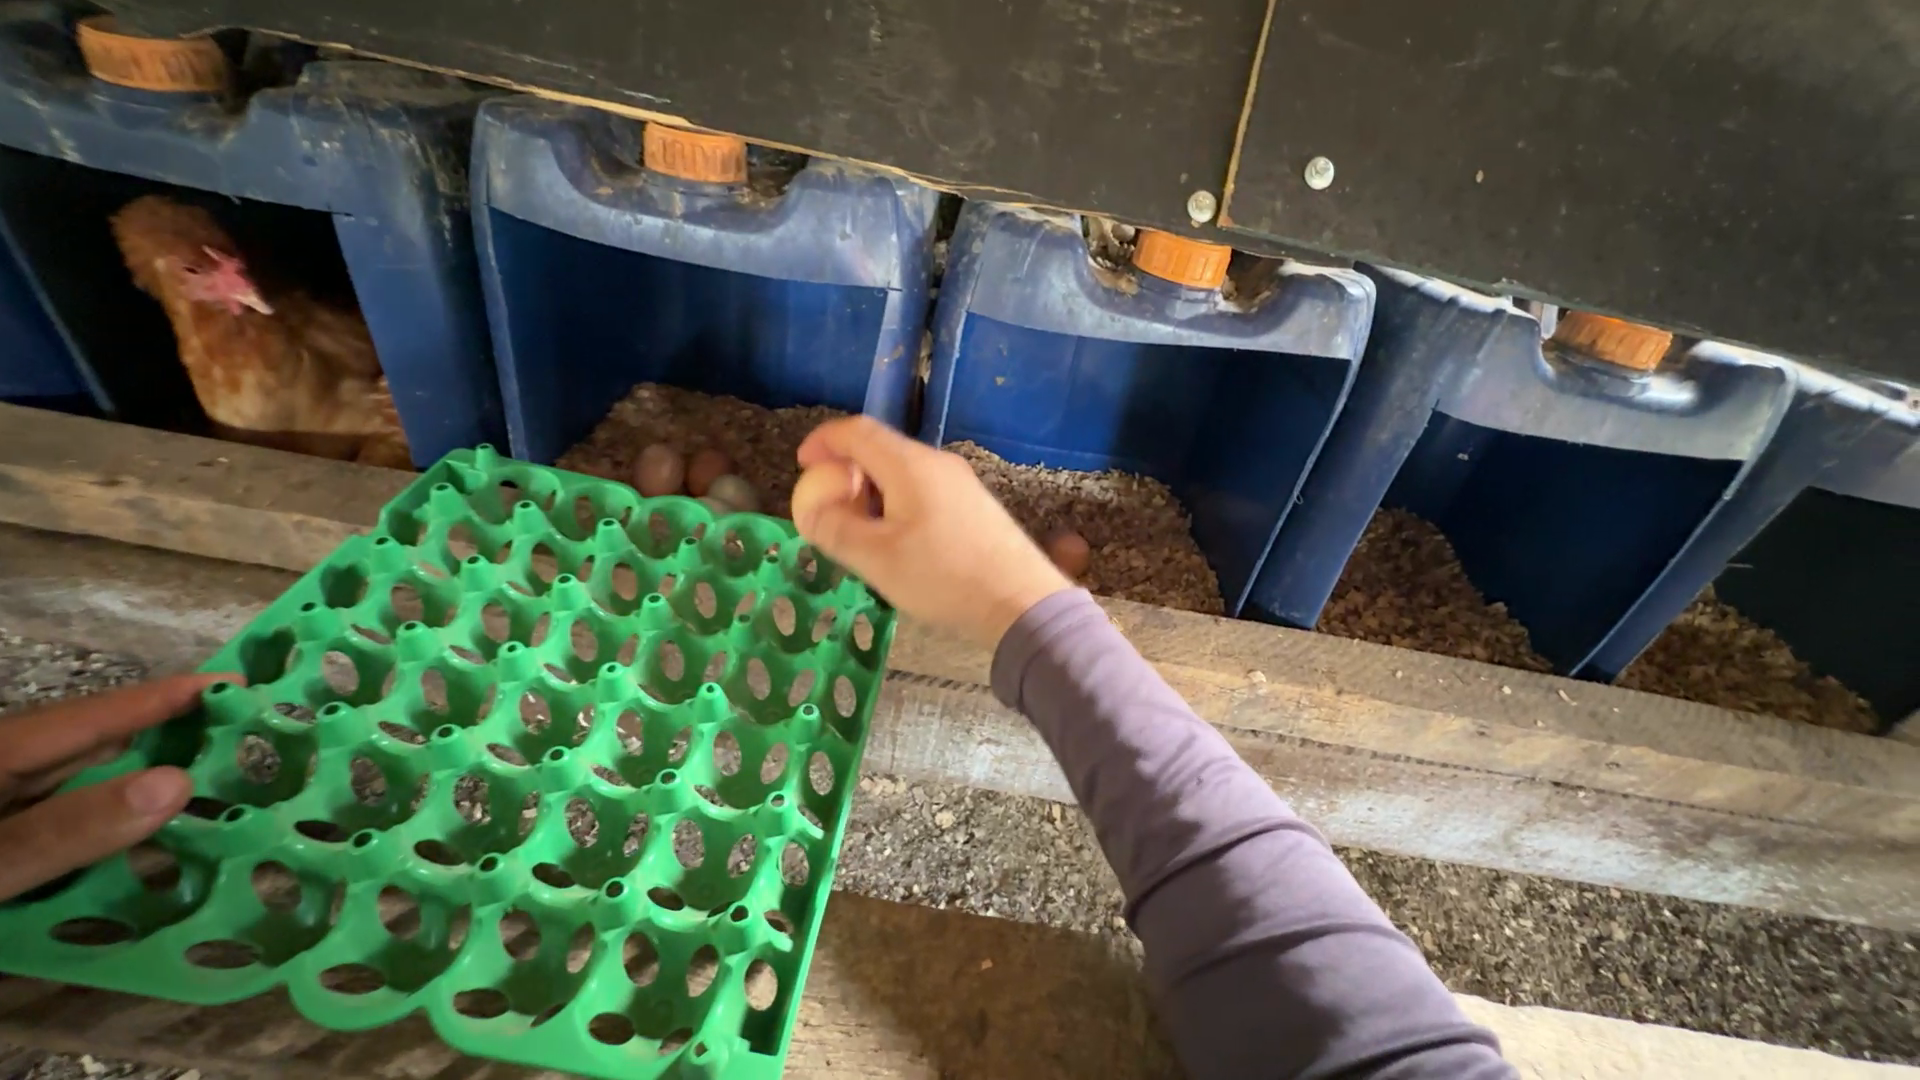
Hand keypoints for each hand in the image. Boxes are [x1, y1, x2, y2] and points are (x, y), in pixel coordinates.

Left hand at [0, 675, 231, 901]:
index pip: (100, 716)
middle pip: (93, 749)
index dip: (173, 696)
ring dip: (141, 793)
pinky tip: (134, 853)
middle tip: (253, 741)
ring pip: (74, 794)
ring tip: (216, 792)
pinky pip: (52, 835)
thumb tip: (181, 780)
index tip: (247, 682)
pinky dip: (101, 837)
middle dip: (172, 741)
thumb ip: (62, 830)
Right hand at [793, 416, 1072, 648]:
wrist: (1021, 602)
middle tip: (827, 507)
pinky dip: (896, 503)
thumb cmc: (943, 577)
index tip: (803, 464)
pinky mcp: (974, 505)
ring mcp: (961, 483)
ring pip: (902, 472)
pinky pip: (923, 490)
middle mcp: (938, 463)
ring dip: (872, 491)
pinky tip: (896, 540)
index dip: (824, 441)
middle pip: (881, 449)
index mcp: (910, 465)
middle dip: (846, 471)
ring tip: (858, 529)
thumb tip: (811, 509)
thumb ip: (836, 529)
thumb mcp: (877, 559)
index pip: (857, 431)